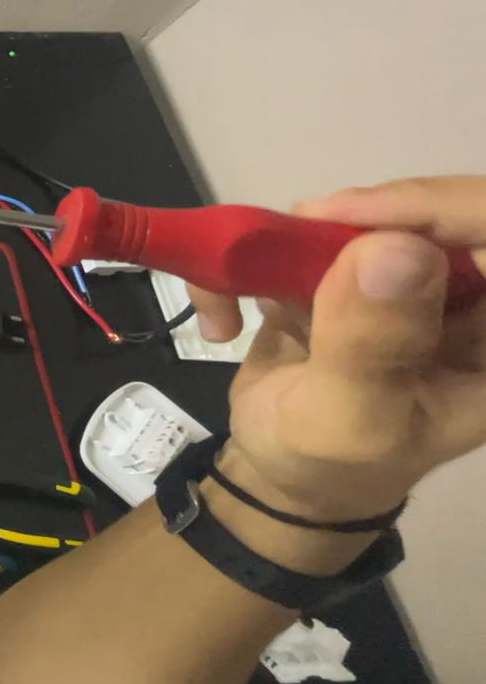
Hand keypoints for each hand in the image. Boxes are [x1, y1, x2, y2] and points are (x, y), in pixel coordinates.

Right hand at [188, 176, 485, 519]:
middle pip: (423, 217)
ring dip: (268, 252)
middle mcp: (463, 299)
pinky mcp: (336, 283)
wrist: (281, 473)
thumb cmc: (330, 460)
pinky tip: (221, 316)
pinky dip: (238, 271)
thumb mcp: (353, 417)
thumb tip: (392, 249)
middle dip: (338, 224)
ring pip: (346, 224)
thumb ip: (373, 343)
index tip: (346, 216)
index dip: (437, 209)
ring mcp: (397, 287)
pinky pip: (290, 247)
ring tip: (227, 293)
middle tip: (272, 247)